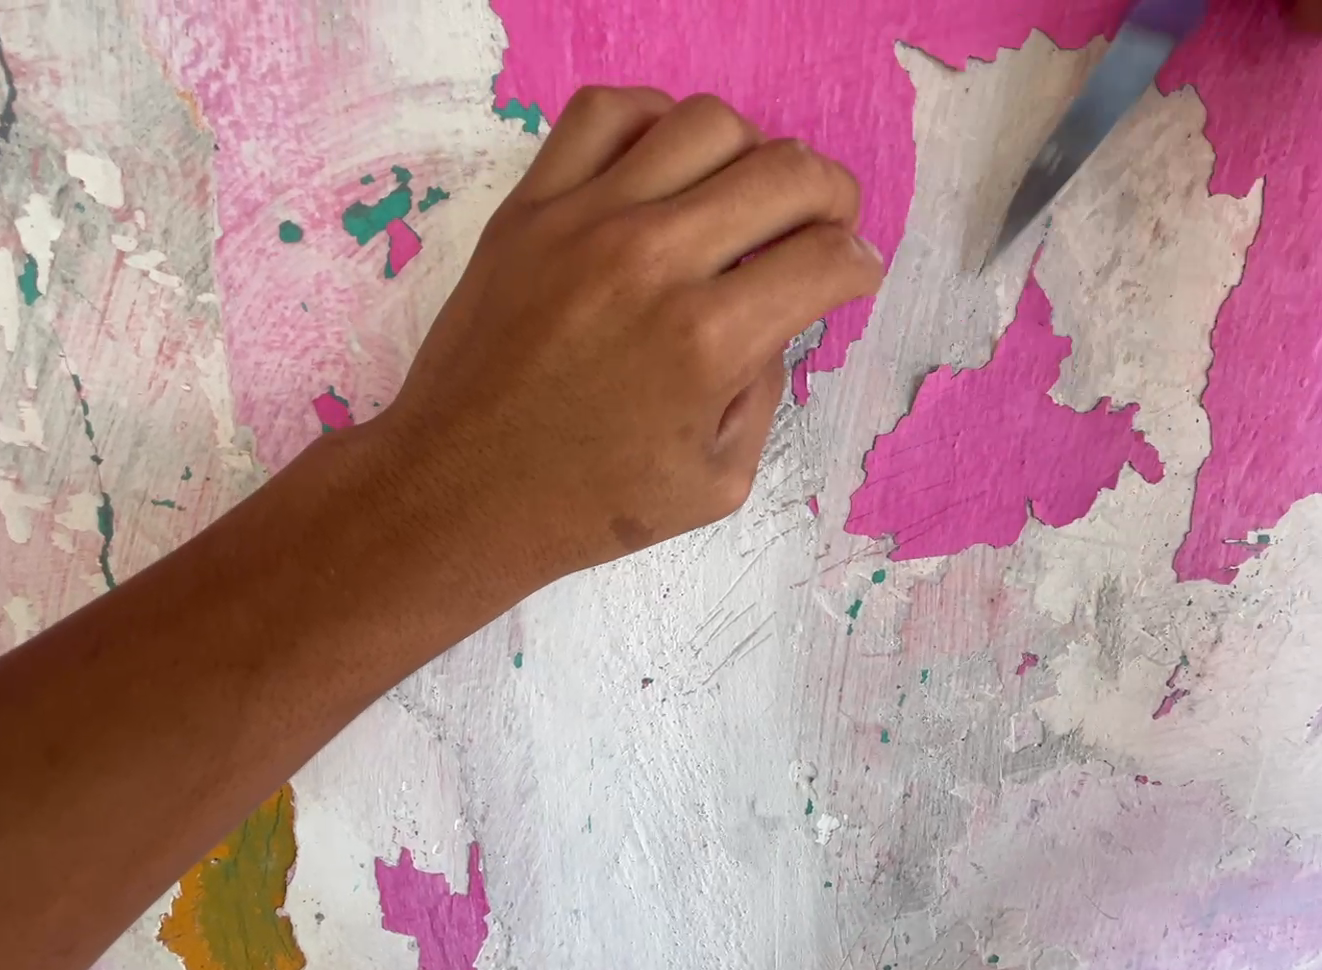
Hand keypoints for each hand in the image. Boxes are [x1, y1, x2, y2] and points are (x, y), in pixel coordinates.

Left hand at [368, 87, 882, 583]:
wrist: (462, 491)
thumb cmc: (591, 505)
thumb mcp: (718, 483)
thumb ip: (765, 393)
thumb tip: (774, 319)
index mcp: (709, 342)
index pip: (826, 261)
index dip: (859, 265)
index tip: (854, 276)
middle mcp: (655, 262)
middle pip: (786, 174)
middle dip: (833, 197)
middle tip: (827, 226)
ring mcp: (586, 222)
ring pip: (708, 124)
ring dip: (755, 155)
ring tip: (747, 200)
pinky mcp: (530, 208)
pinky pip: (608, 114)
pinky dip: (659, 122)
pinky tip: (669, 168)